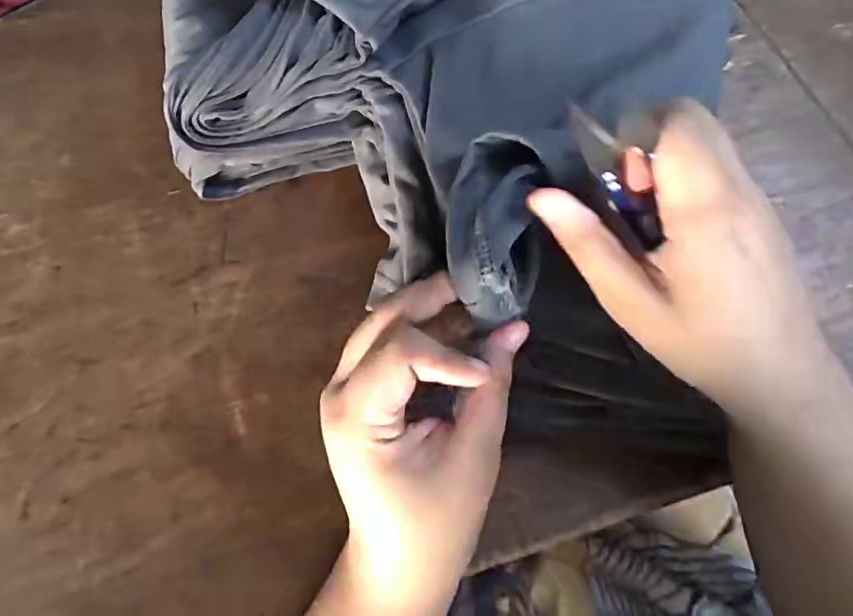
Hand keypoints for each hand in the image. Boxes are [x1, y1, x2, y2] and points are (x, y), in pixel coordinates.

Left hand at [313, 274, 529, 615]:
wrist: (396, 564)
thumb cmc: (435, 523)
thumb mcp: (472, 458)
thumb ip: (490, 389)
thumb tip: (514, 327)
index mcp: (356, 414)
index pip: (401, 352)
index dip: (449, 350)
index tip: (489, 365)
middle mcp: (338, 390)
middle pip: (383, 321)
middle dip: (429, 299)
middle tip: (473, 287)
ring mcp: (342, 386)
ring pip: (380, 323)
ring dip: (423, 307)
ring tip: (467, 299)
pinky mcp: (356, 388)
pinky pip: (384, 342)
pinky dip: (418, 327)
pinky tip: (451, 323)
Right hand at [527, 99, 835, 417]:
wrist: (785, 379)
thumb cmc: (701, 342)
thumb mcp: (630, 301)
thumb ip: (586, 242)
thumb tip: (540, 195)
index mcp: (705, 206)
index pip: (678, 119)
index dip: (637, 127)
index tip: (618, 176)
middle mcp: (738, 187)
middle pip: (694, 118)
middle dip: (650, 137)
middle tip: (634, 194)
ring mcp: (758, 196)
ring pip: (709, 137)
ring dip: (670, 155)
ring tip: (655, 212)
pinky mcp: (765, 208)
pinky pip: (722, 161)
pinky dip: (692, 171)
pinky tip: (682, 226)